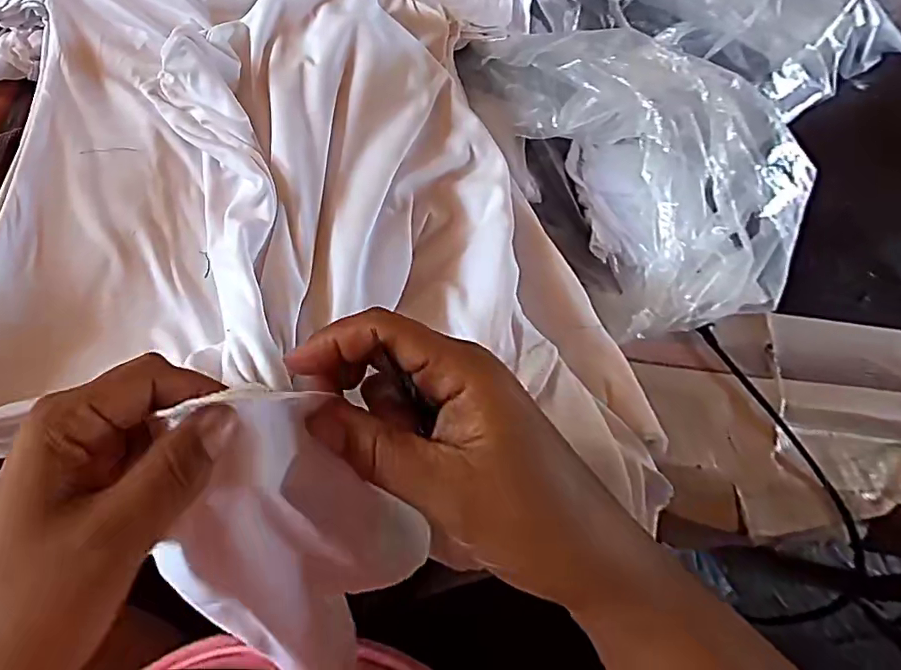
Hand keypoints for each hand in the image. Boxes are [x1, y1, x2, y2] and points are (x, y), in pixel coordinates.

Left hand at [0, 354, 225, 669]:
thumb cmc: (34, 599)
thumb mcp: (111, 535)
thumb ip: (170, 470)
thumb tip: (225, 414)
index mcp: (66, 417)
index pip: (145, 378)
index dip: (197, 392)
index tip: (248, 425)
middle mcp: (67, 428)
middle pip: (144, 404)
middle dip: (190, 427)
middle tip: (240, 464)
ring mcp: (70, 465)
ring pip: (141, 441)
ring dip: (177, 460)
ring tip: (220, 489)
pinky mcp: (76, 499)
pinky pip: (129, 474)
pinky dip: (159, 487)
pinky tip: (183, 512)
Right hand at [286, 309, 656, 611]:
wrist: (604, 572)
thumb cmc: (529, 522)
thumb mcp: (439, 487)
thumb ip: (369, 446)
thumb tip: (309, 413)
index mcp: (461, 367)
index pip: (381, 328)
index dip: (333, 342)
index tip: (296, 374)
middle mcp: (461, 368)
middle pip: (383, 348)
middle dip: (348, 376)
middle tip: (324, 416)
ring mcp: (465, 393)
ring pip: (393, 380)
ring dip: (373, 411)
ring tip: (382, 458)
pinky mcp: (466, 419)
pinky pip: (410, 407)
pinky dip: (390, 426)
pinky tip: (397, 461)